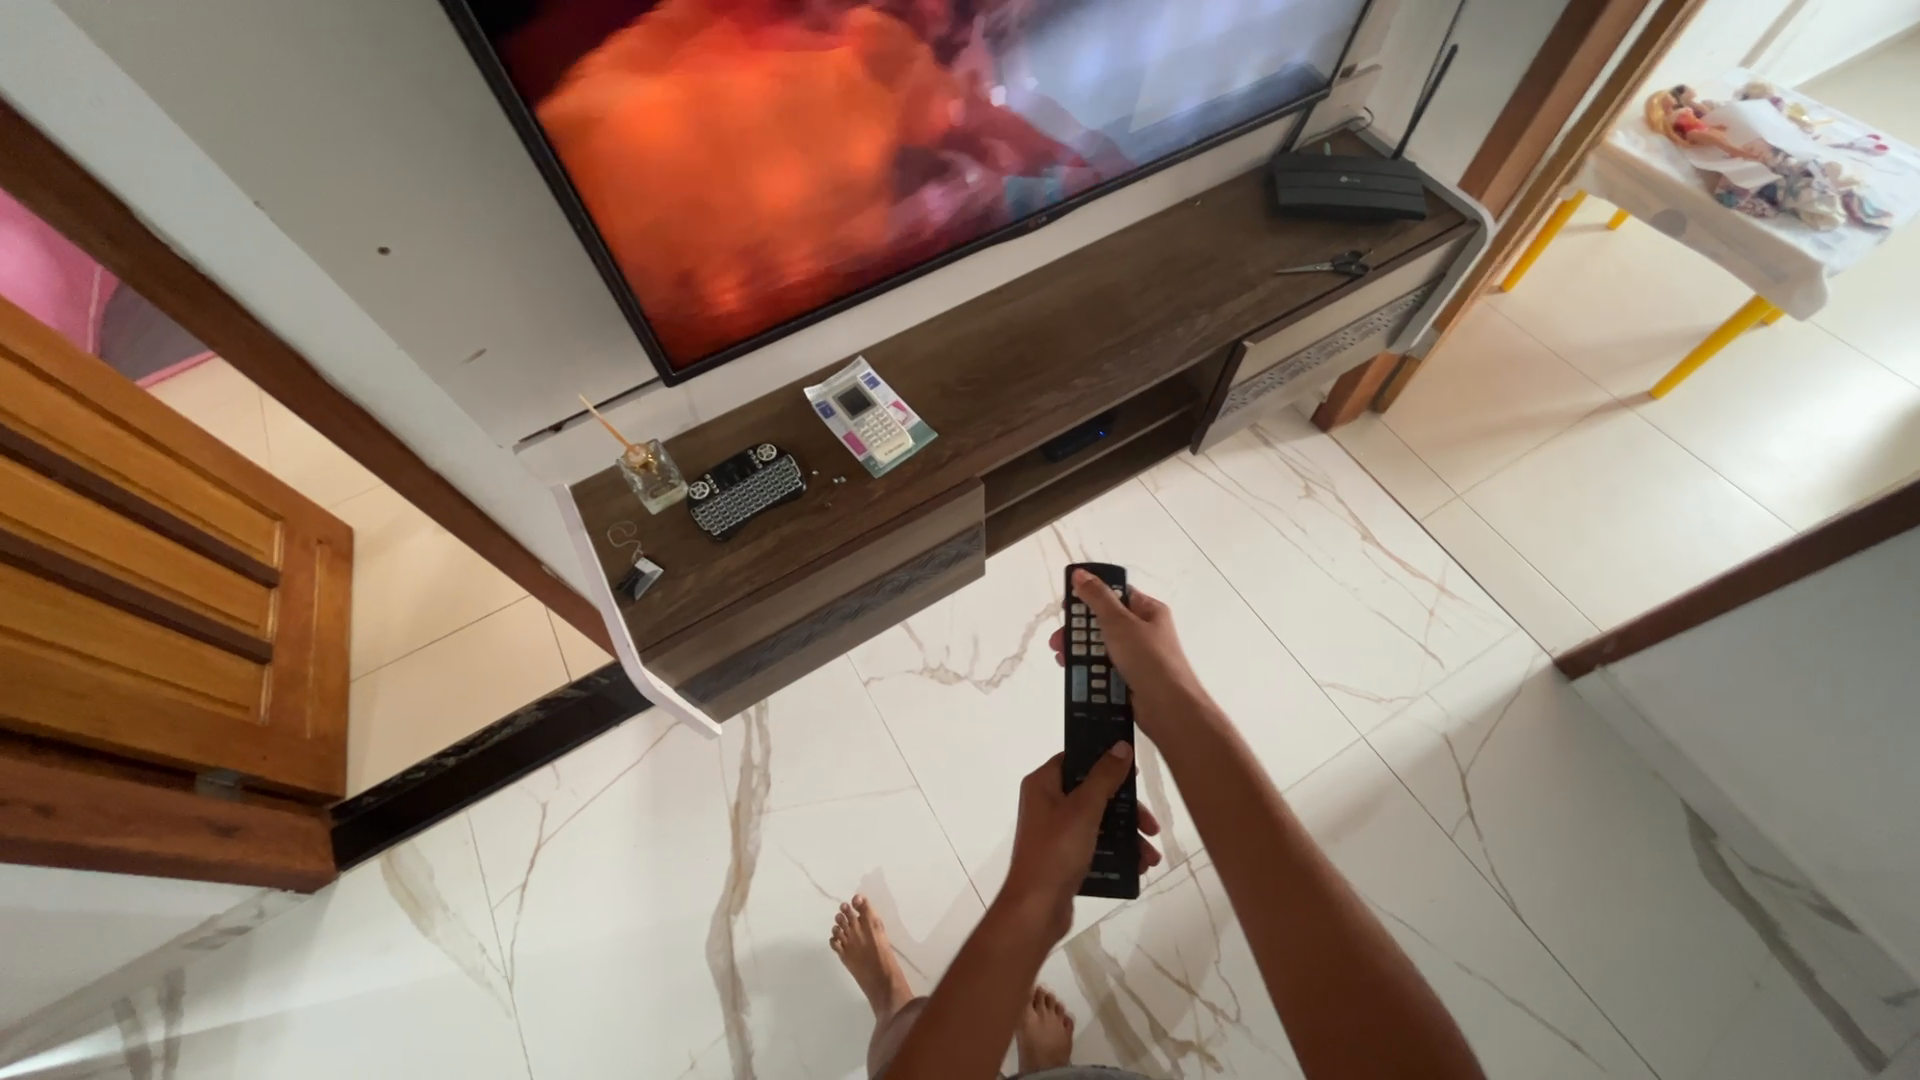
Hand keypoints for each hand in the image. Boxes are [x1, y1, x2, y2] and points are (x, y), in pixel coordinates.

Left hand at [1000, 746, 1161, 941]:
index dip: (1104, 761)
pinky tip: (1139, 867)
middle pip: (1093, 793)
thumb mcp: (1084, 809)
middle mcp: (1046, 803)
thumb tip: (1121, 745)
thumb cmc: (1057, 851)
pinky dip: (1116, 852)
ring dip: (1127, 835)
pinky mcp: (1064, 857)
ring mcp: (1055, 832)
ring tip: (1151, 855)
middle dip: (1126, 809)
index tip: (1134, 770)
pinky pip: (1095, 845)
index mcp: (1043, 784)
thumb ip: (1104, 777)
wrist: (1036, 909)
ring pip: (1098, 822)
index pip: (1075, 759)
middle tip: (1151, 825)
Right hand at [1049, 571, 1206, 727]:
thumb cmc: (1147, 658)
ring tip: (1062, 657)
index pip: (1116, 594)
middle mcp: (1143, 631)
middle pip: (1102, 623)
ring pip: (1099, 647)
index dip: (1090, 596)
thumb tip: (1080, 572)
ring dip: (1079, 651)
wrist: (1168, 708)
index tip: (1068, 605)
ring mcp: (1135, 657)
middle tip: (1058, 639)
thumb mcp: (1119, 622)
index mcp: (1148, 611)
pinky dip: (1087, 669)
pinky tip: (1072, 672)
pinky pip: (1102, 668)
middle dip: (1078, 630)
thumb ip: (1097, 597)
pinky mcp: (1127, 679)